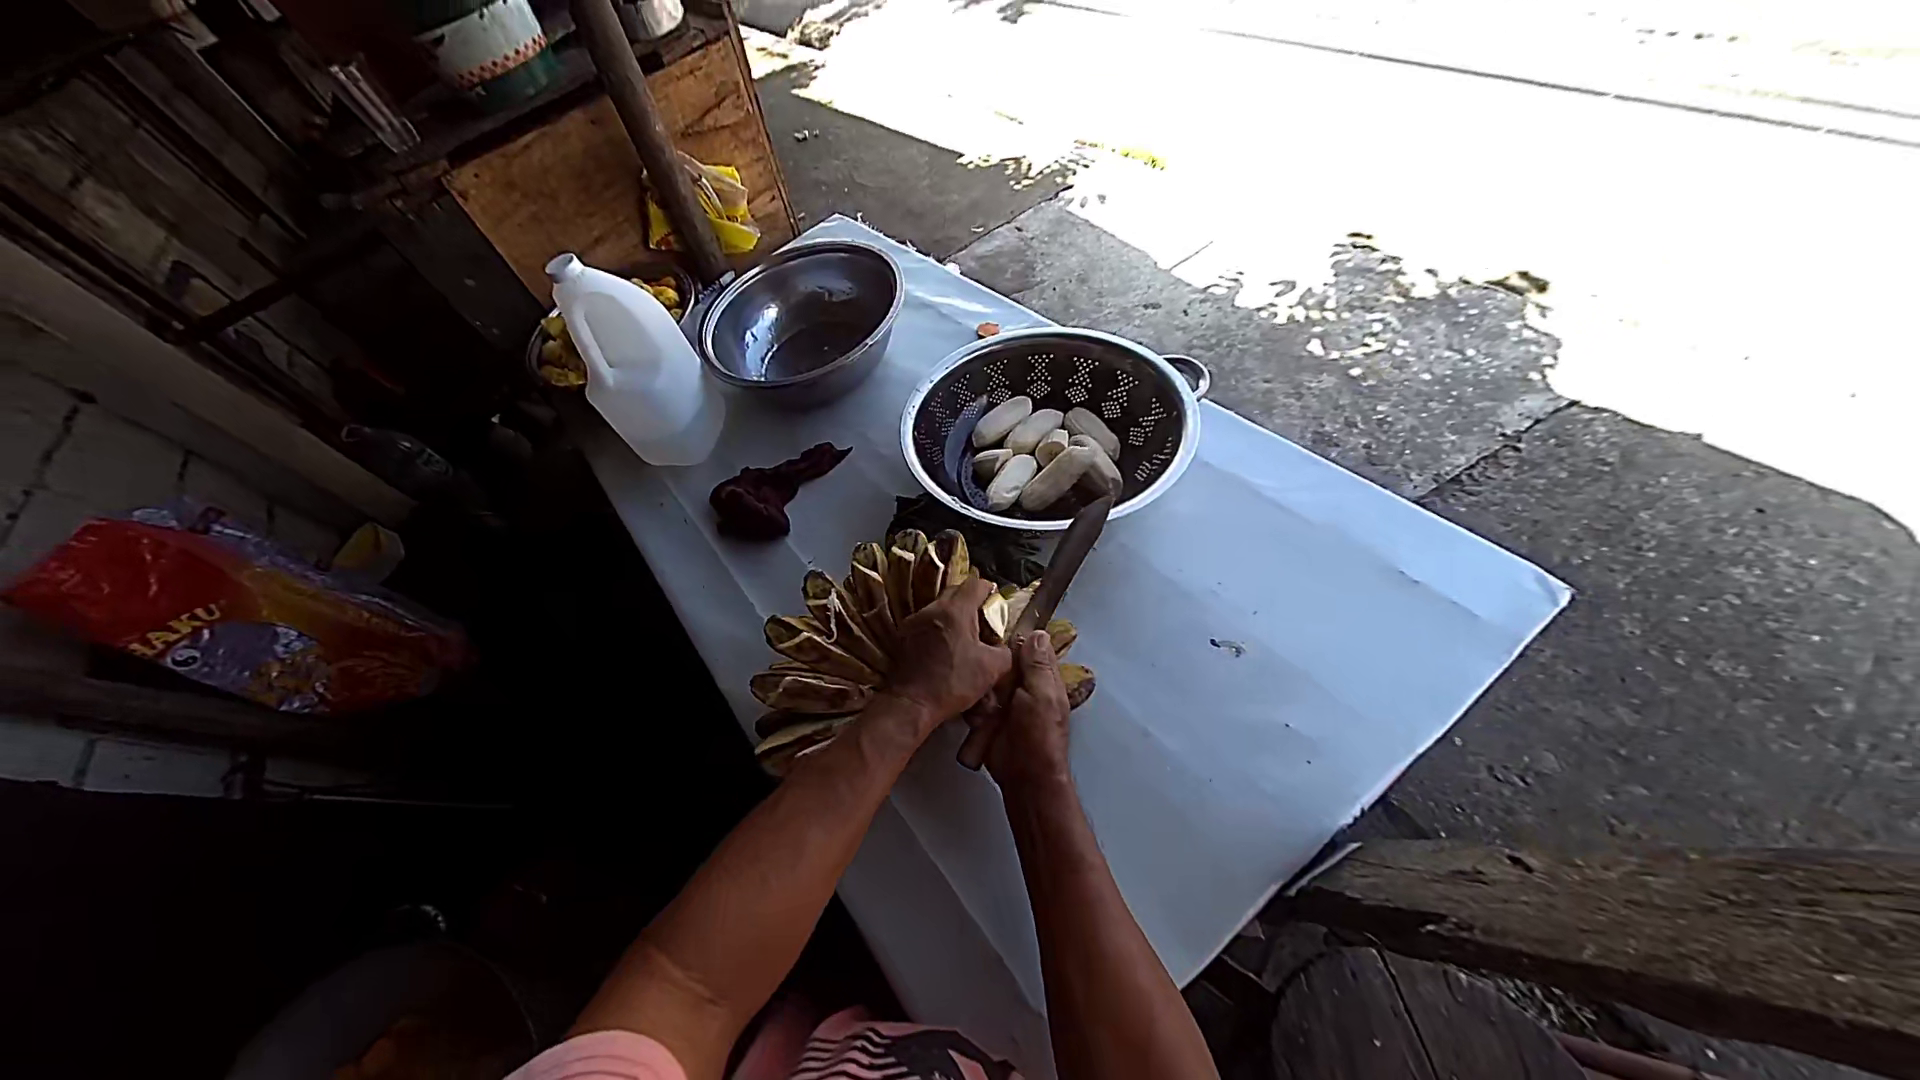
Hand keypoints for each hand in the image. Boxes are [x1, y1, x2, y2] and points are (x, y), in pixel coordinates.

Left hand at [882, 576, 1011, 733]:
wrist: (911, 703)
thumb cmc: (953, 683)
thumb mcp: (992, 669)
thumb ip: (1006, 651)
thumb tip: (1007, 647)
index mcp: (955, 611)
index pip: (976, 583)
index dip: (990, 589)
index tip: (996, 600)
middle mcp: (932, 610)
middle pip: (955, 592)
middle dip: (971, 600)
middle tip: (983, 618)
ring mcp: (914, 621)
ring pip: (939, 608)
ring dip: (953, 616)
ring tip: (964, 636)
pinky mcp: (904, 636)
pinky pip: (926, 623)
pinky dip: (938, 629)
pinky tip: (945, 648)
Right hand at [980, 630, 1072, 790]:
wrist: (1024, 777)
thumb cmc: (1040, 739)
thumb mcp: (1043, 696)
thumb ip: (1038, 665)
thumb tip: (1038, 633)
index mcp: (1043, 677)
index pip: (1029, 647)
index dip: (1013, 637)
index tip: (995, 630)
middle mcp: (1023, 685)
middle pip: (1000, 661)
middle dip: (991, 667)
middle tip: (992, 682)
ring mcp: (1003, 701)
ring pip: (983, 680)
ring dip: (981, 691)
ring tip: (989, 708)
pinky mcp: (986, 716)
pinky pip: (973, 701)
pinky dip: (974, 708)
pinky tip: (980, 719)